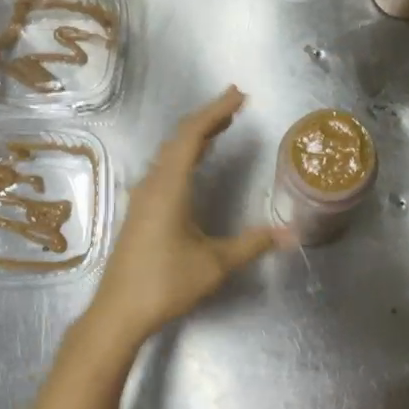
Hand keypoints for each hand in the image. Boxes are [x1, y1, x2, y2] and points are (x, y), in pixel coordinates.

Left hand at [88, 86, 287, 343]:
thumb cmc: (165, 284)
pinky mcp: (140, 211)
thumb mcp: (215, 264)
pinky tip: (196, 162)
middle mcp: (153, 183)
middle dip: (208, 117)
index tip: (239, 96)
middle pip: (180, 138)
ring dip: (196, 135)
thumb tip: (291, 234)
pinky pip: (164, 168)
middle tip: (236, 103)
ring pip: (170, 153)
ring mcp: (143, 197)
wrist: (118, 312)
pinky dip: (185, 154)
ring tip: (222, 125)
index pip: (193, 135)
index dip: (216, 112)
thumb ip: (252, 244)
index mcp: (169, 186)